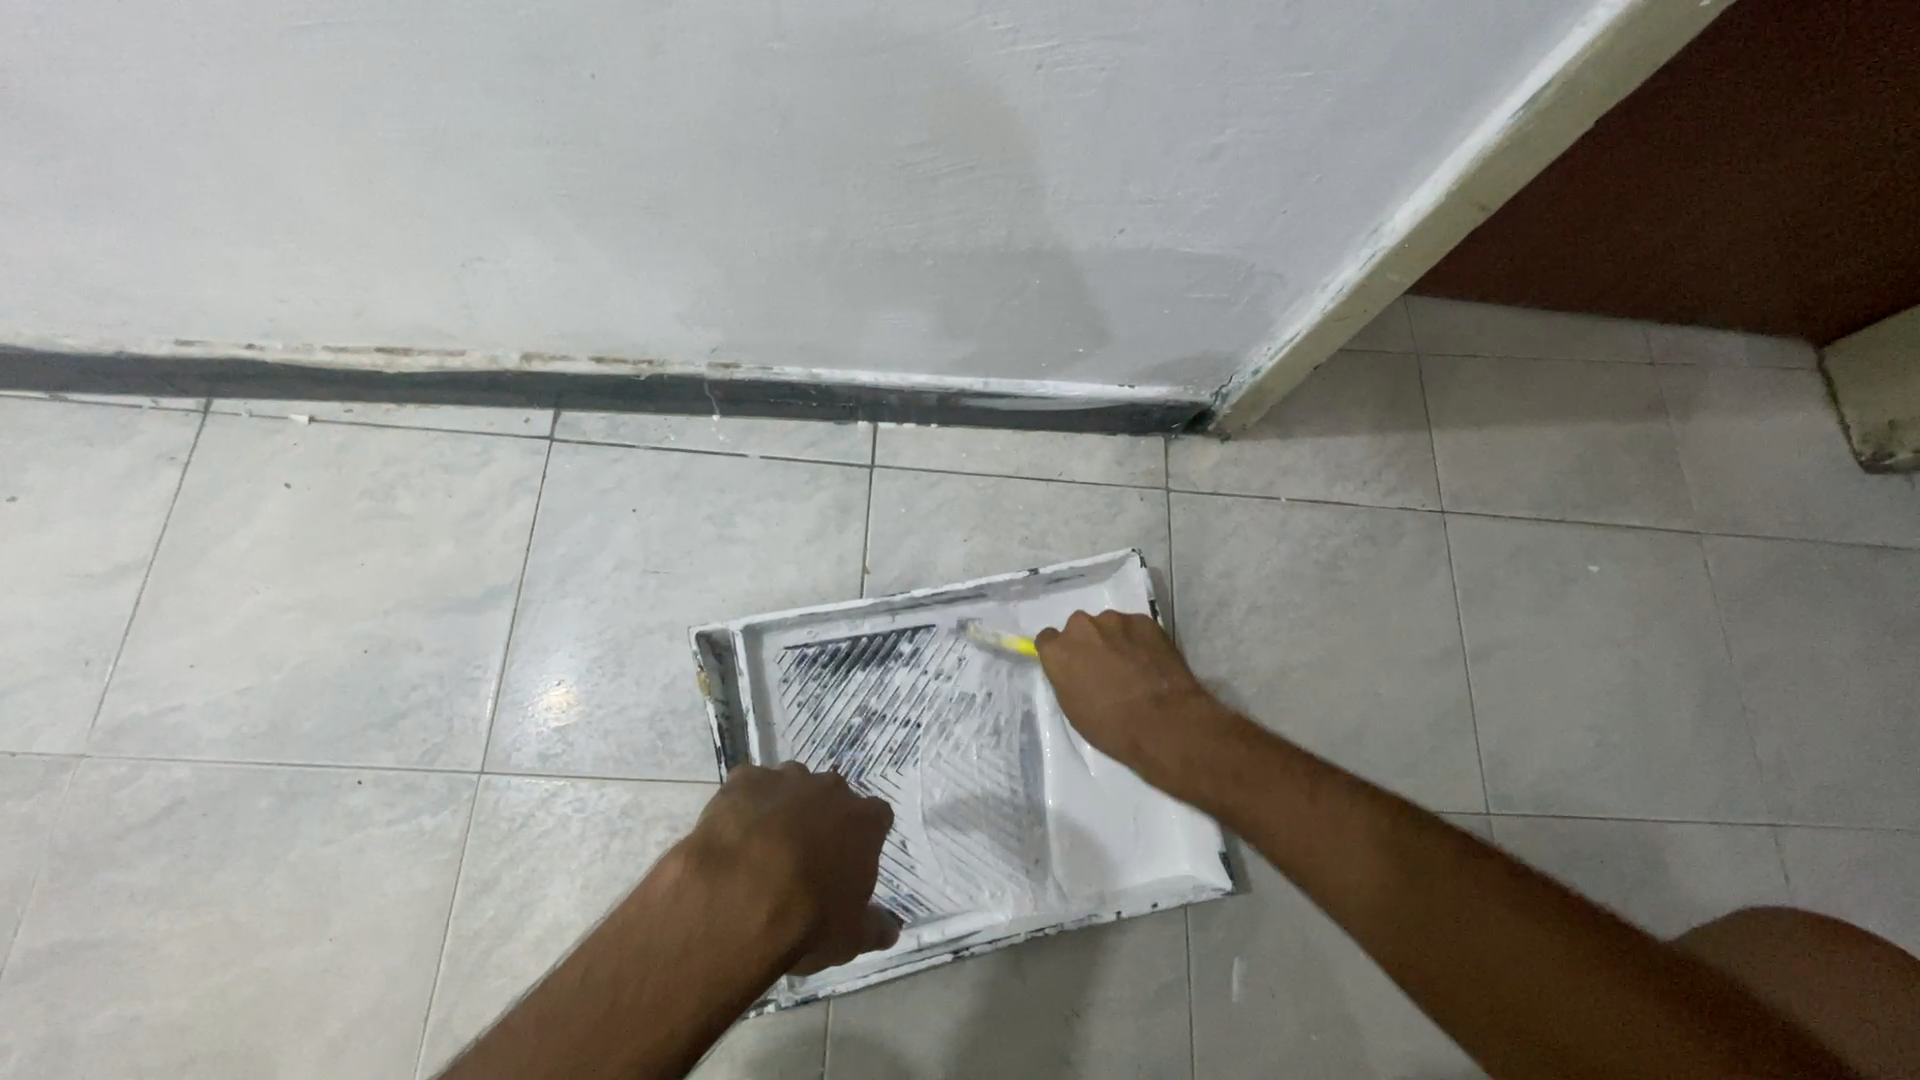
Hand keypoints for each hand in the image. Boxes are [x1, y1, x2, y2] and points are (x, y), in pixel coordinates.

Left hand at [680, 762, 898, 975]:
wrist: (739, 898)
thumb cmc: (807, 919)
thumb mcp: (849, 937)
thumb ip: (873, 928)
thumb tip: (890, 930)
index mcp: (865, 821)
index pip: (876, 818)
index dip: (862, 838)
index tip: (849, 861)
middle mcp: (831, 789)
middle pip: (832, 797)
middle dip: (822, 820)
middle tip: (804, 857)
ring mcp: (786, 779)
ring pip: (791, 786)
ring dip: (783, 808)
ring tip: (763, 846)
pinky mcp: (744, 780)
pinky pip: (749, 786)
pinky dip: (744, 804)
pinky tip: (733, 833)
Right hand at [1035, 610, 1240, 777]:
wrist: (1163, 722)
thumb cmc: (1111, 726)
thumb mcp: (1072, 708)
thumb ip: (1066, 678)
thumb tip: (1073, 669)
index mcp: (1058, 651)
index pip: (1047, 640)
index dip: (1060, 654)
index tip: (1071, 667)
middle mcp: (1081, 627)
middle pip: (1078, 629)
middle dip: (1088, 644)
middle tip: (1104, 667)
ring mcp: (1115, 620)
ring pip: (1108, 626)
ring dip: (1114, 640)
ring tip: (1132, 665)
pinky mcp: (1144, 621)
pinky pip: (1134, 628)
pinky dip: (1139, 640)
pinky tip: (1150, 662)